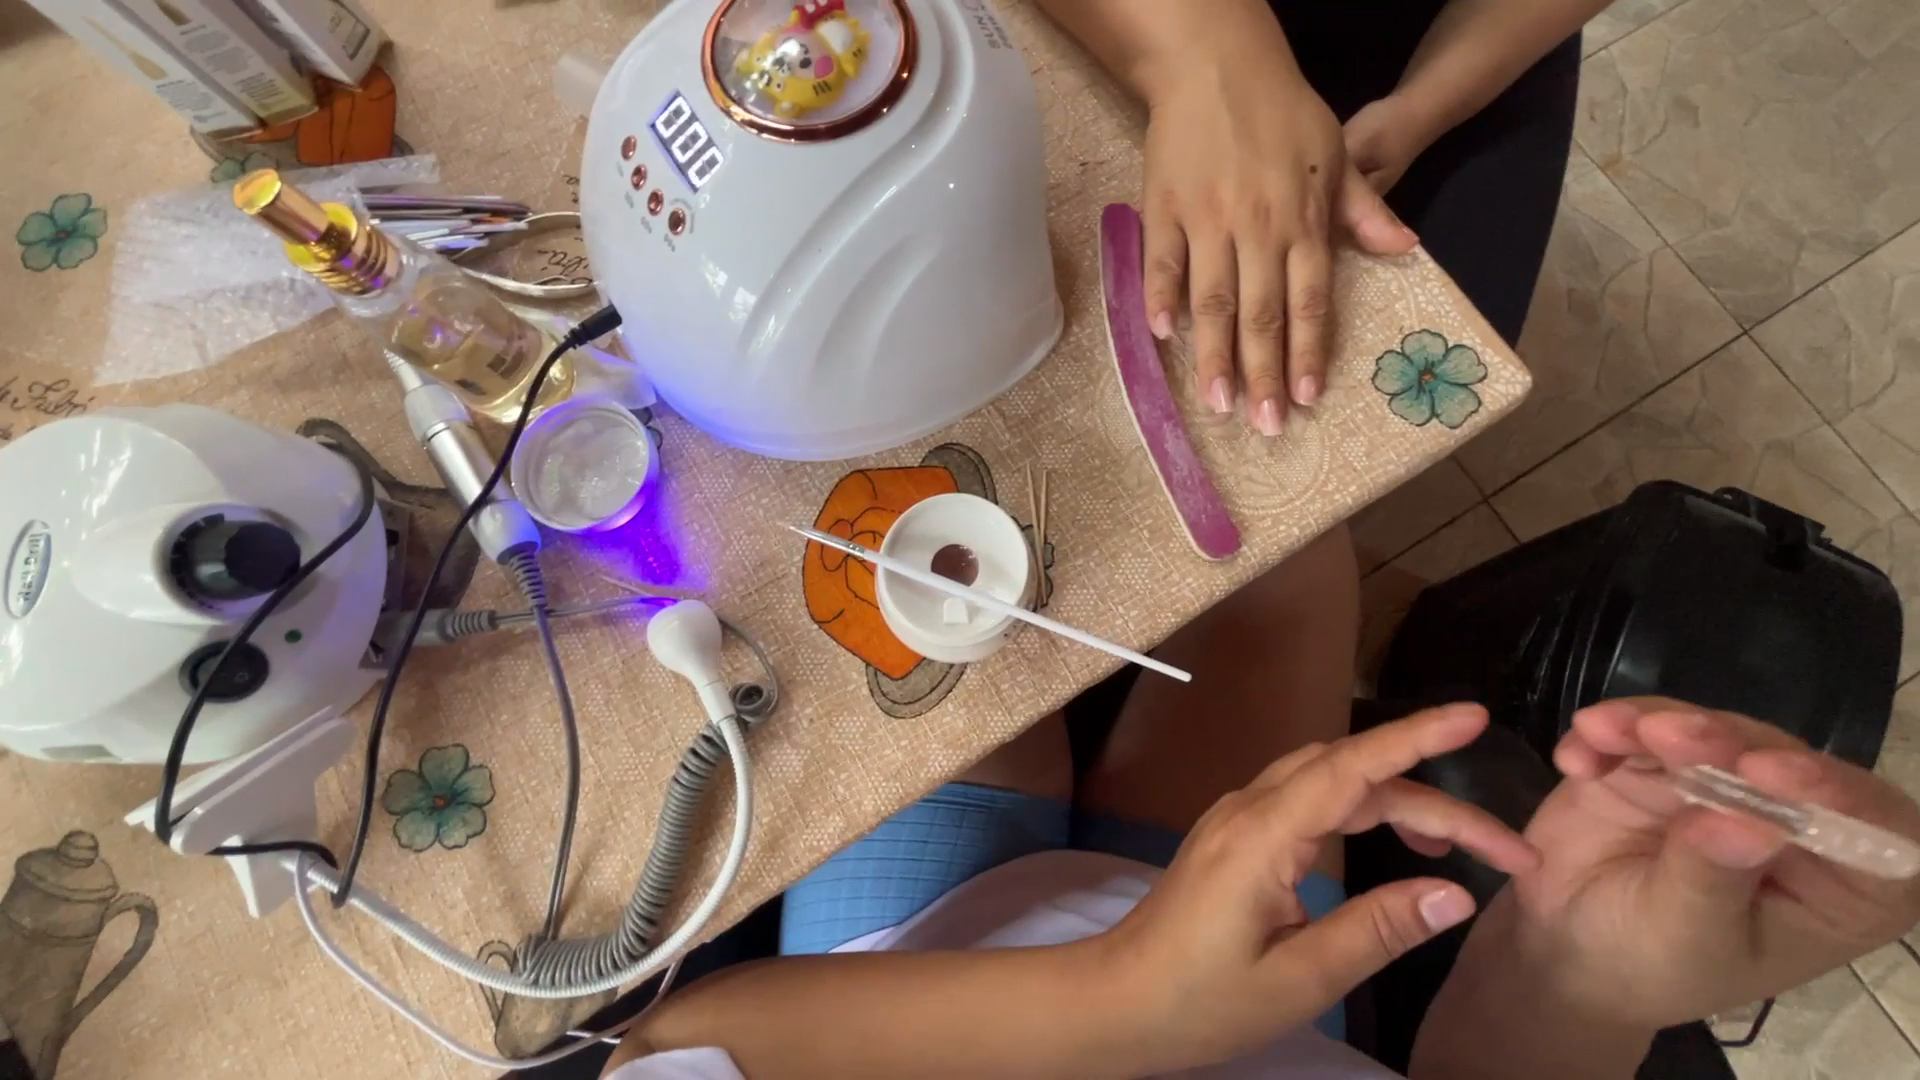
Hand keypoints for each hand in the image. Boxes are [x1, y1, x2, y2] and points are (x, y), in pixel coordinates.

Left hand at [1095, 705, 1540, 1064]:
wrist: (1121, 997)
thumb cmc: (1204, 998)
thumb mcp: (1301, 978)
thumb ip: (1377, 930)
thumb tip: (1456, 893)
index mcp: (1262, 834)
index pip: (1348, 768)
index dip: (1413, 737)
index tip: (1473, 719)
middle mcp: (1247, 809)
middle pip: (1346, 774)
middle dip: (1427, 794)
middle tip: (1506, 846)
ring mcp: (1235, 818)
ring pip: (1324, 783)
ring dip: (1392, 799)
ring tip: (1460, 843)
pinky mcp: (1233, 835)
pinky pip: (1302, 800)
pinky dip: (1354, 808)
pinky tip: (1385, 836)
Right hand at [1139, 42, 1418, 434]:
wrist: (1214, 61)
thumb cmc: (1278, 111)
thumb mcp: (1333, 154)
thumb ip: (1363, 208)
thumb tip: (1405, 250)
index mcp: (1300, 218)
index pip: (1309, 298)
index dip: (1307, 351)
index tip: (1306, 398)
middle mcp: (1257, 226)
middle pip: (1262, 313)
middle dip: (1263, 373)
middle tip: (1264, 425)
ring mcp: (1206, 220)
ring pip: (1213, 299)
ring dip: (1215, 355)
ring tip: (1216, 404)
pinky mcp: (1163, 210)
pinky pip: (1161, 263)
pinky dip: (1160, 298)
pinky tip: (1161, 337)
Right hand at [1512, 697, 1919, 1029]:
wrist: (1562, 942)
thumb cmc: (1651, 960)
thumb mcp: (1688, 934)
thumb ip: (1712, 875)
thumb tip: (1745, 823)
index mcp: (1838, 882)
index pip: (1872, 827)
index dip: (1833, 792)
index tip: (1767, 771)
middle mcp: (1785, 823)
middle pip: (1773, 760)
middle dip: (1720, 740)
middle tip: (1664, 732)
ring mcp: (1706, 788)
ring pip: (1699, 732)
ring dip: (1651, 722)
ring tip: (1603, 729)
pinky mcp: (1642, 769)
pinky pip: (1629, 733)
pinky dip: (1602, 734)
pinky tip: (1573, 761)